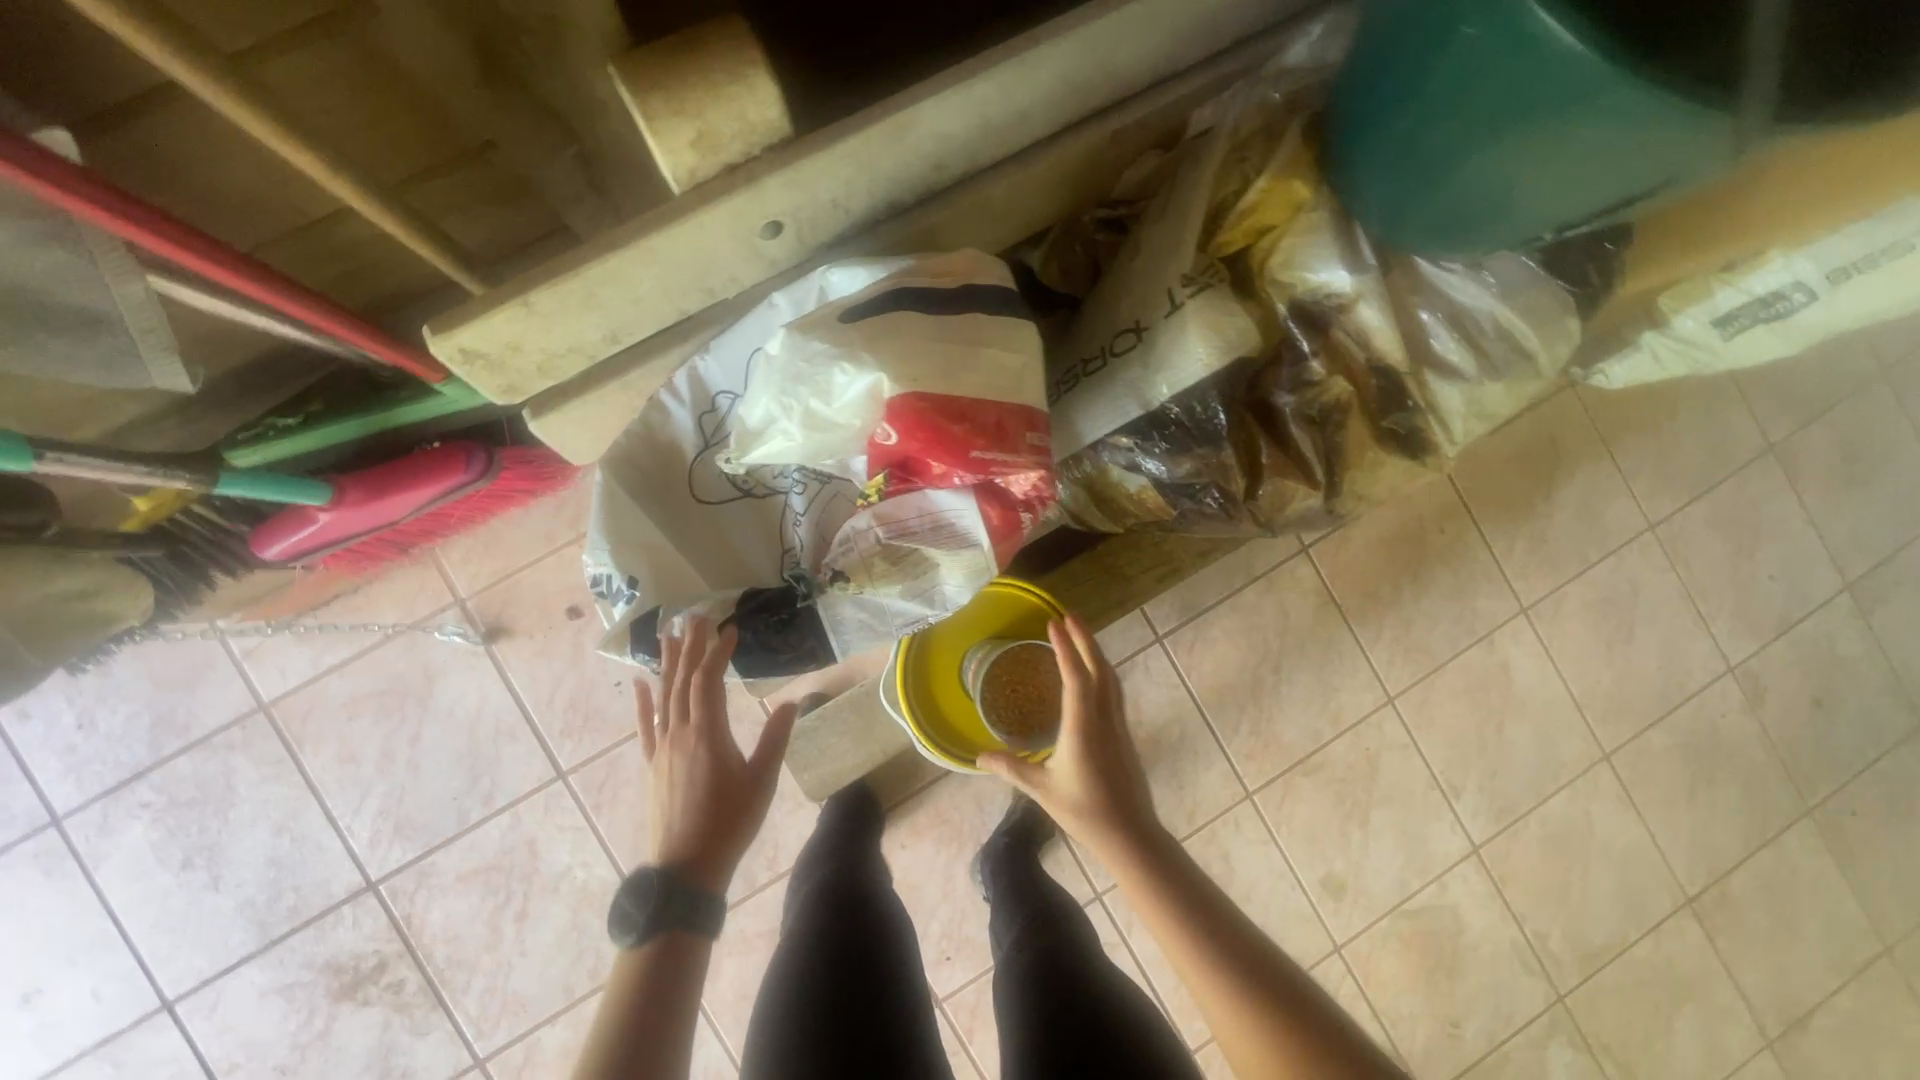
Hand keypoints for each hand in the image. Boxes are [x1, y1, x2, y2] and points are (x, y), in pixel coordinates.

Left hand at [637, 617, 796, 893]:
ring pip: (663, 697)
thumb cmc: (730, 824)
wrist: (686, 869)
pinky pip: (646, 726)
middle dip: (689, 646)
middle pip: (682, 680)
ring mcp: (662, 749)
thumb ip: (775, 739)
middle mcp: (680, 734)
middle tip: (695, 616)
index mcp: (708, 734)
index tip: (730, 628)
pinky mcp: (652, 766)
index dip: (717, 651)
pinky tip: (640, 684)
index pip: (709, 680)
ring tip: (669, 635)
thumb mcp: (761, 781)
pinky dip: (643, 702)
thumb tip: (791, 701)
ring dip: (667, 664)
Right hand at [977, 615, 1164, 858]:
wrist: (1130, 833)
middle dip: (1084, 639)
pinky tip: (1096, 674)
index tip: (1054, 623)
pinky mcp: (1124, 735)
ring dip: (1096, 653)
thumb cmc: (1084, 811)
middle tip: (1068, 615)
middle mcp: (1104, 719)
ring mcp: (1118, 726)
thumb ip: (1012, 768)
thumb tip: (978, 756)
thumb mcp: (1042, 790)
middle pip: (1098, 669)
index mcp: (1082, 727)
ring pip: (1111, 679)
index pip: (1075, 677)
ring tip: (1082, 635)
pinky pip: (1114, 693)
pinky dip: (1103, 673)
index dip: (1065, 648)